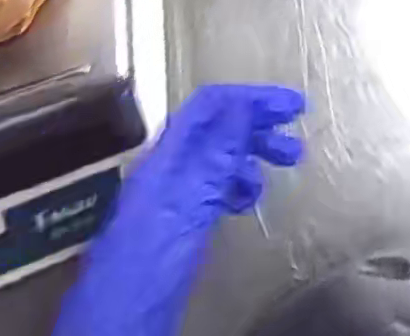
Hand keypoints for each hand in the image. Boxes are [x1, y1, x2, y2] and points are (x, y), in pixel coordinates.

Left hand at [53, 84, 306, 335]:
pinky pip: (213, 188)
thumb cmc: (154, 259)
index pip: (211, 105)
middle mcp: (168, 168)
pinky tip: (249, 201)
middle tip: (296, 138)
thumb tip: (244, 103)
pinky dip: (237, 185)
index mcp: (167, 155)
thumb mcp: (190, 201)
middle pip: (218, 128)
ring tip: (286, 166)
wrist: (113, 328)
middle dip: (260, 125)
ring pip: (218, 158)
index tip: (294, 107)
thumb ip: (216, 153)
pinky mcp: (175, 225)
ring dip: (253, 155)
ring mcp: (170, 197)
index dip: (254, 97)